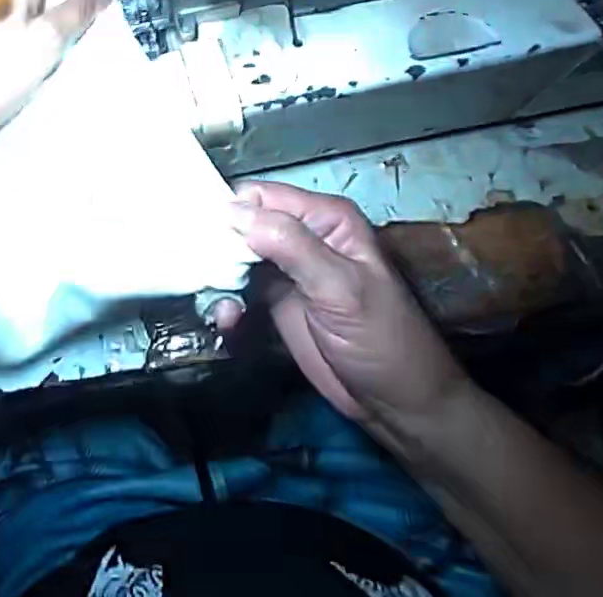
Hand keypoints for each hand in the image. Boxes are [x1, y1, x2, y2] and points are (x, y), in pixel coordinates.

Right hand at [229, 181, 471, 429]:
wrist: (396, 405)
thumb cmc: (382, 339)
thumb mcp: (341, 287)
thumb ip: (290, 245)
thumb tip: (235, 212)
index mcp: (324, 218)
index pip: (262, 197)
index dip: (231, 212)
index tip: (206, 240)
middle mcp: (301, 234)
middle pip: (242, 223)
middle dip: (219, 247)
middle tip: (206, 276)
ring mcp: (286, 268)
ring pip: (233, 256)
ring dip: (219, 279)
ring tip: (223, 309)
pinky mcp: (274, 299)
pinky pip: (237, 289)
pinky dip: (227, 302)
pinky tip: (229, 321)